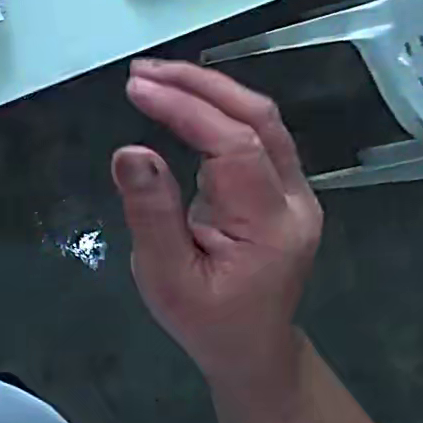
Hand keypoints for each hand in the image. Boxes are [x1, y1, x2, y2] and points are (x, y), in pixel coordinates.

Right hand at [111, 59, 321, 396]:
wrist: (251, 350)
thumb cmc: (206, 321)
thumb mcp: (166, 277)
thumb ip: (150, 213)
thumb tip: (129, 151)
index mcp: (269, 224)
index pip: (234, 146)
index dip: (186, 110)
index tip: (136, 89)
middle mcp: (292, 198)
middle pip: (259, 119)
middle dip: (200, 85)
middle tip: (141, 72)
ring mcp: (290, 191)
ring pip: (260, 120)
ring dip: (207, 90)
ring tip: (153, 77)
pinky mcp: (275, 188)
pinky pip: (251, 133)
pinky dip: (214, 108)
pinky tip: (181, 100)